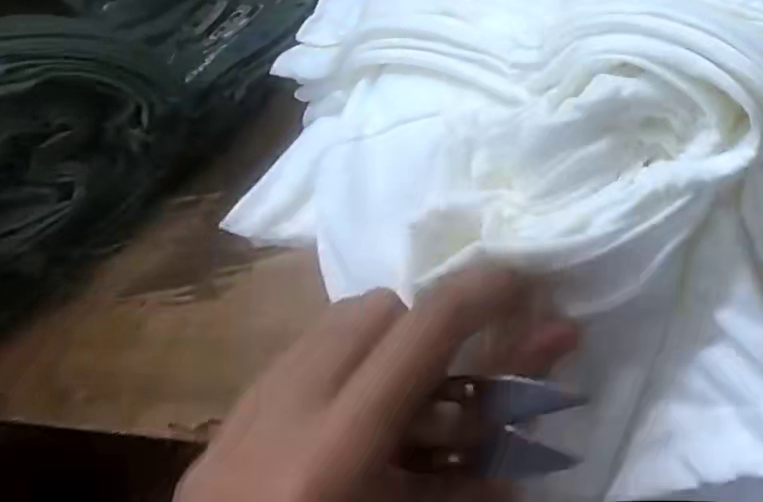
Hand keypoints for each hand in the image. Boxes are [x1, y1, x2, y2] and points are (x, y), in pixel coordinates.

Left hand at [177, 267, 580, 501]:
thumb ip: (469, 479)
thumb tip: (535, 418)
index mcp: (335, 450)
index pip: (425, 326)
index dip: (483, 291)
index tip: (522, 284)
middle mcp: (286, 408)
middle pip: (381, 306)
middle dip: (432, 323)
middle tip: (457, 371)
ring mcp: (247, 410)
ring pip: (340, 316)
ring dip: (390, 334)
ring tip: (407, 392)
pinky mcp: (227, 421)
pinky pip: (304, 348)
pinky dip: (347, 356)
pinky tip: (355, 408)